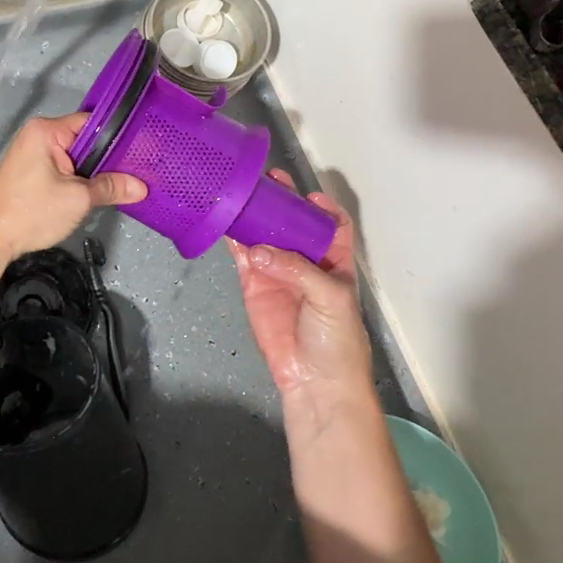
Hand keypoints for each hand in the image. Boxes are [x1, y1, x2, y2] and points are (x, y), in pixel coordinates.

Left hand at [0, 112, 146, 263]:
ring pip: (74, 157)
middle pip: (83, 139)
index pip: (91, 122)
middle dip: (107, 157)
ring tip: (122, 183)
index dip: (117, 136)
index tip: (142, 150)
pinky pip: (62, 168)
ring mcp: (32, 154)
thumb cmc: (32, 213)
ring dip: (93, 171)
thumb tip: (141, 187)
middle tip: (138, 171)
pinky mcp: (30, 172)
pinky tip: (96, 191)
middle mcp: (37, 135)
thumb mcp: (78, 199)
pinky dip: (78, 179)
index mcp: (45, 130)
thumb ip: (110, 187)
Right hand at [231, 171, 370, 406]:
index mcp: (335, 262)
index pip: (332, 227)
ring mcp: (277, 272)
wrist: (314, 381)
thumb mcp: (331, 298)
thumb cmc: (337, 339)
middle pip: (292, 225)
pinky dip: (233, 239)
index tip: (309, 195)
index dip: (324, 209)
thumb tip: (259, 251)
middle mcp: (305, 262)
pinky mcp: (253, 284)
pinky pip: (242, 255)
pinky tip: (224, 221)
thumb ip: (297, 268)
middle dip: (282, 203)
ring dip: (253, 216)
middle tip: (266, 181)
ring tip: (240, 193)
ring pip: (263, 235)